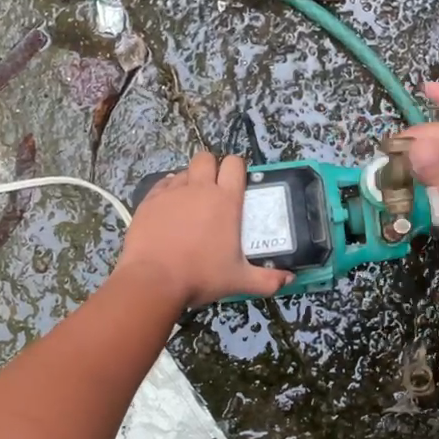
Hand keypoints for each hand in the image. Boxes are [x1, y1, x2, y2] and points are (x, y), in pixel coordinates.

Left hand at [115, 151, 291, 306]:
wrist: (153, 280)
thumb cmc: (200, 276)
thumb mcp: (238, 280)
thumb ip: (267, 279)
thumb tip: (288, 279)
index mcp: (225, 200)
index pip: (235, 164)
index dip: (237, 168)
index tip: (237, 182)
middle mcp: (199, 188)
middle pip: (206, 158)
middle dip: (211, 167)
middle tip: (213, 189)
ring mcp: (172, 192)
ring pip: (184, 171)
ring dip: (190, 181)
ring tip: (190, 203)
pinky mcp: (150, 200)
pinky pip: (162, 185)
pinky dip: (168, 192)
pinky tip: (169, 210)